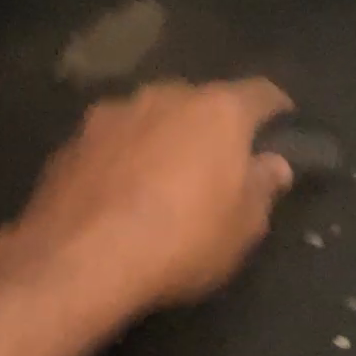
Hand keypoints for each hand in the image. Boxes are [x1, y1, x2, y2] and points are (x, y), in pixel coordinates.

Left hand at [9, 79, 295, 312]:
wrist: (78, 261)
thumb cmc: (183, 240)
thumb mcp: (244, 227)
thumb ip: (263, 187)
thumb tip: (273, 164)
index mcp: (219, 111)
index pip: (260, 93)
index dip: (276, 107)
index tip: (284, 122)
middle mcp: (166, 96)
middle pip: (201, 101)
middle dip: (213, 125)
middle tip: (220, 160)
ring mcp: (113, 114)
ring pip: (153, 117)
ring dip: (165, 137)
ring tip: (165, 176)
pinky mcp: (72, 141)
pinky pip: (114, 142)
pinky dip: (125, 157)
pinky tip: (122, 192)